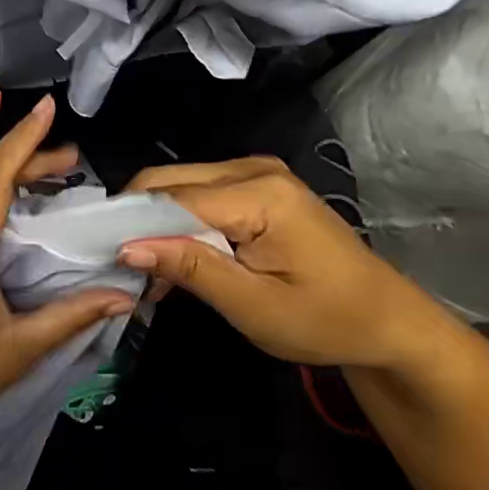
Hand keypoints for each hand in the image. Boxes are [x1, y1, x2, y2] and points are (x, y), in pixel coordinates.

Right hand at [118, 156, 446, 370]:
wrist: (386, 320)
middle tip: (121, 267)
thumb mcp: (254, 306)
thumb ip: (191, 269)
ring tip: (147, 270)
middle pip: (169, 181)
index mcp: (260, 194)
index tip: (102, 260)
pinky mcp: (256, 184)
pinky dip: (179, 222)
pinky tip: (176, 257)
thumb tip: (126, 247)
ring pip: (179, 186)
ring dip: (156, 223)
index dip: (131, 226)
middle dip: (138, 221)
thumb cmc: (326, 321)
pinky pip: (198, 194)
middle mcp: (254, 169)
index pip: (172, 199)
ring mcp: (256, 172)